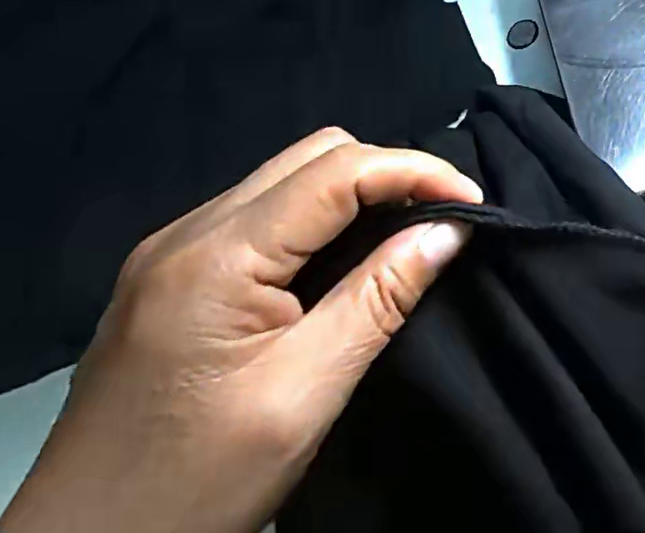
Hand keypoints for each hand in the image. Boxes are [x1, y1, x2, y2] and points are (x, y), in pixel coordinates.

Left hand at [0, 129, 479, 532]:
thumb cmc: (193, 489)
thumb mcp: (303, 396)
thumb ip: (379, 299)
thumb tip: (449, 231)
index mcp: (217, 254)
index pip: (334, 170)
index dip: (412, 170)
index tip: (471, 200)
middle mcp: (191, 227)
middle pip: (311, 156)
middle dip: (386, 172)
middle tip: (438, 217)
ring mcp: (175, 243)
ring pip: (288, 176)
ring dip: (353, 192)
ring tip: (402, 231)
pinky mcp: (173, 267)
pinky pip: (263, 210)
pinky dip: (316, 217)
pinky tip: (339, 256)